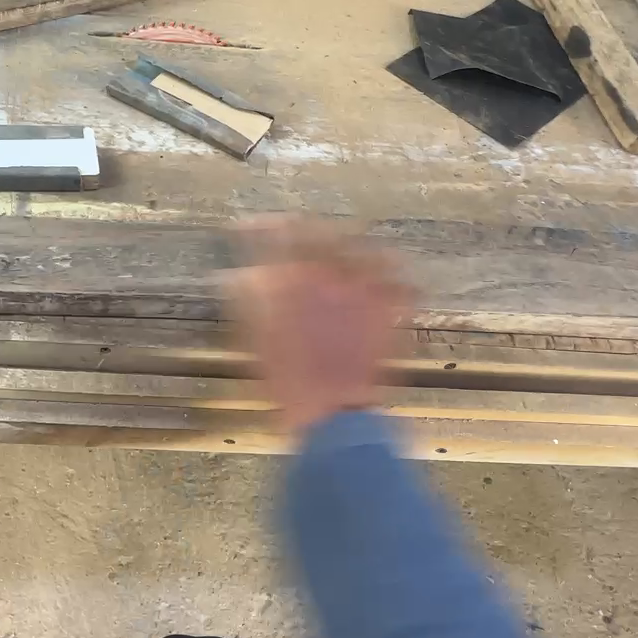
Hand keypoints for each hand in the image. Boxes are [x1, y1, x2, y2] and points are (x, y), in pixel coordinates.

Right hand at [227, 217, 409, 434]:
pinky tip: (383, 273)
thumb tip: (238, 274)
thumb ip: (250, 298)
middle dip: (306, 229)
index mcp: (291, 279)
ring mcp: (364, 290)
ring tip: (342, 247)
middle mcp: (330, 274)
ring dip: (349, 243)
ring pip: (363, 245)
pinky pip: (399, 278)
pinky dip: (392, 272)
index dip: (262, 226)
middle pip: (321, 229)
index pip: (276, 232)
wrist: (329, 411)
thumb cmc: (283, 379)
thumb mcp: (255, 338)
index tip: (250, 228)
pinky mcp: (389, 309)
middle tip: (298, 234)